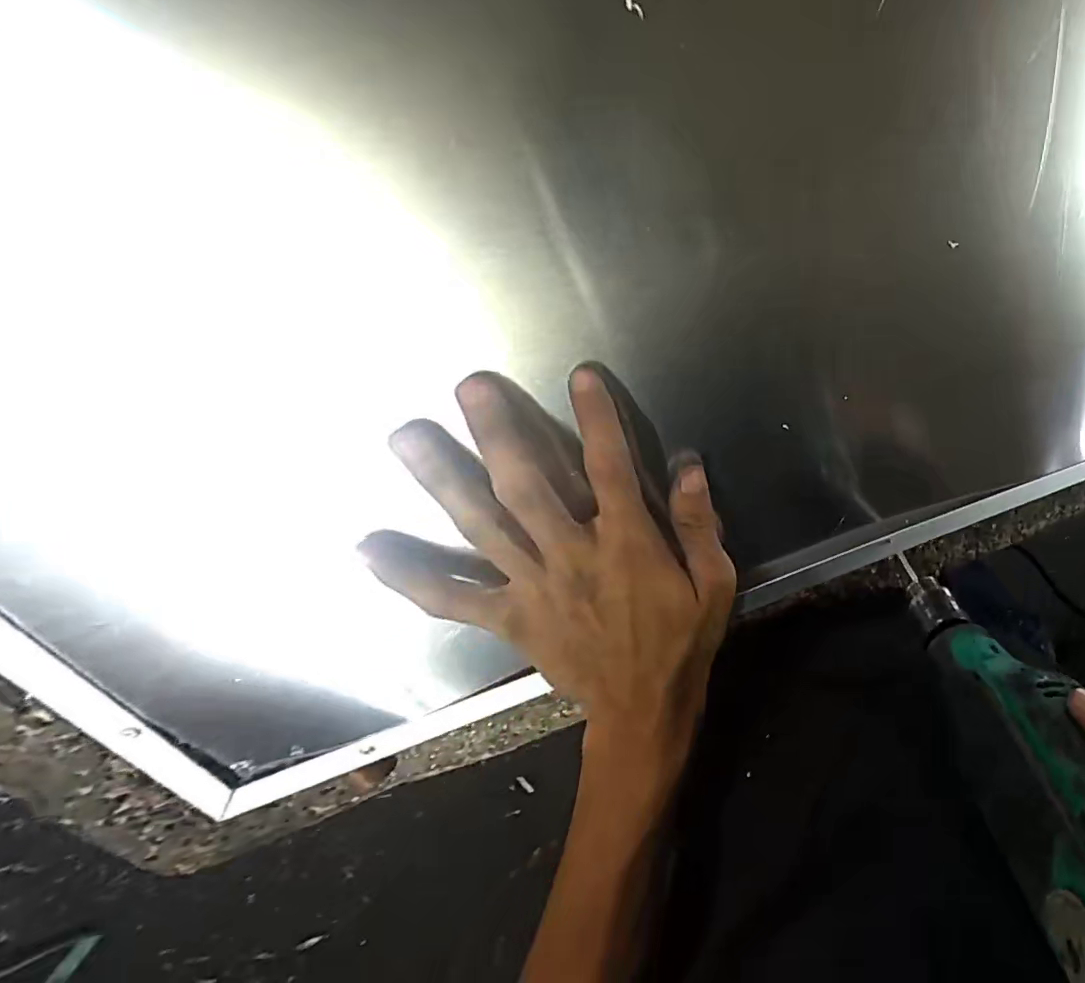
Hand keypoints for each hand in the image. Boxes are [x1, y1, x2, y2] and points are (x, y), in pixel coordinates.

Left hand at [361, 366, 735, 751]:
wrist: (643, 708)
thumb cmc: (683, 638)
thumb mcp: (714, 582)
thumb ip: (699, 524)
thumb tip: (687, 464)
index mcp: (627, 544)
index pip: (610, 468)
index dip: (597, 419)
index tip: (581, 377)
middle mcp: (572, 556)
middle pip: (528, 486)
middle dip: (499, 433)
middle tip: (469, 387)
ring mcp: (533, 586)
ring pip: (481, 527)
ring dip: (442, 480)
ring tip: (406, 437)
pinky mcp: (509, 618)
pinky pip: (453, 597)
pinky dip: (410, 575)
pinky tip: (369, 548)